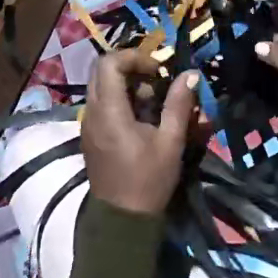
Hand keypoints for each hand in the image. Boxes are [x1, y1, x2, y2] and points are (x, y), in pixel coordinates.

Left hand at [82, 51, 200, 216]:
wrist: (122, 220)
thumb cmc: (148, 180)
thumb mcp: (170, 142)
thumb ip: (179, 105)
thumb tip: (190, 75)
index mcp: (109, 111)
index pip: (109, 63)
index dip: (134, 57)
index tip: (158, 69)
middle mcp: (91, 112)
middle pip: (102, 72)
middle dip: (130, 69)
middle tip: (156, 81)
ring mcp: (87, 124)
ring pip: (100, 88)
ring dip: (126, 86)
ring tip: (154, 102)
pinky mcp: (90, 135)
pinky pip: (101, 105)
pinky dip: (120, 101)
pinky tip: (142, 119)